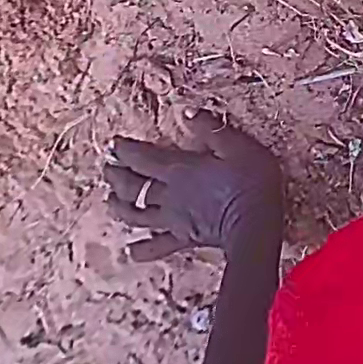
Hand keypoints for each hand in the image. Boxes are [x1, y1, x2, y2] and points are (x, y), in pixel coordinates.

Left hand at [104, 112, 284, 260]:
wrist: (255, 222)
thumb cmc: (249, 179)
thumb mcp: (236, 144)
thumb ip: (210, 129)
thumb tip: (187, 113)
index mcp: (180, 169)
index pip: (144, 158)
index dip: (126, 150)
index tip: (113, 143)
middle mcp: (170, 194)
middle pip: (134, 186)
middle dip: (117, 176)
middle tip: (106, 167)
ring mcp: (174, 219)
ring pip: (137, 214)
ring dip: (120, 207)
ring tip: (110, 199)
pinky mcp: (183, 238)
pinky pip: (157, 246)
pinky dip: (141, 249)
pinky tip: (131, 250)